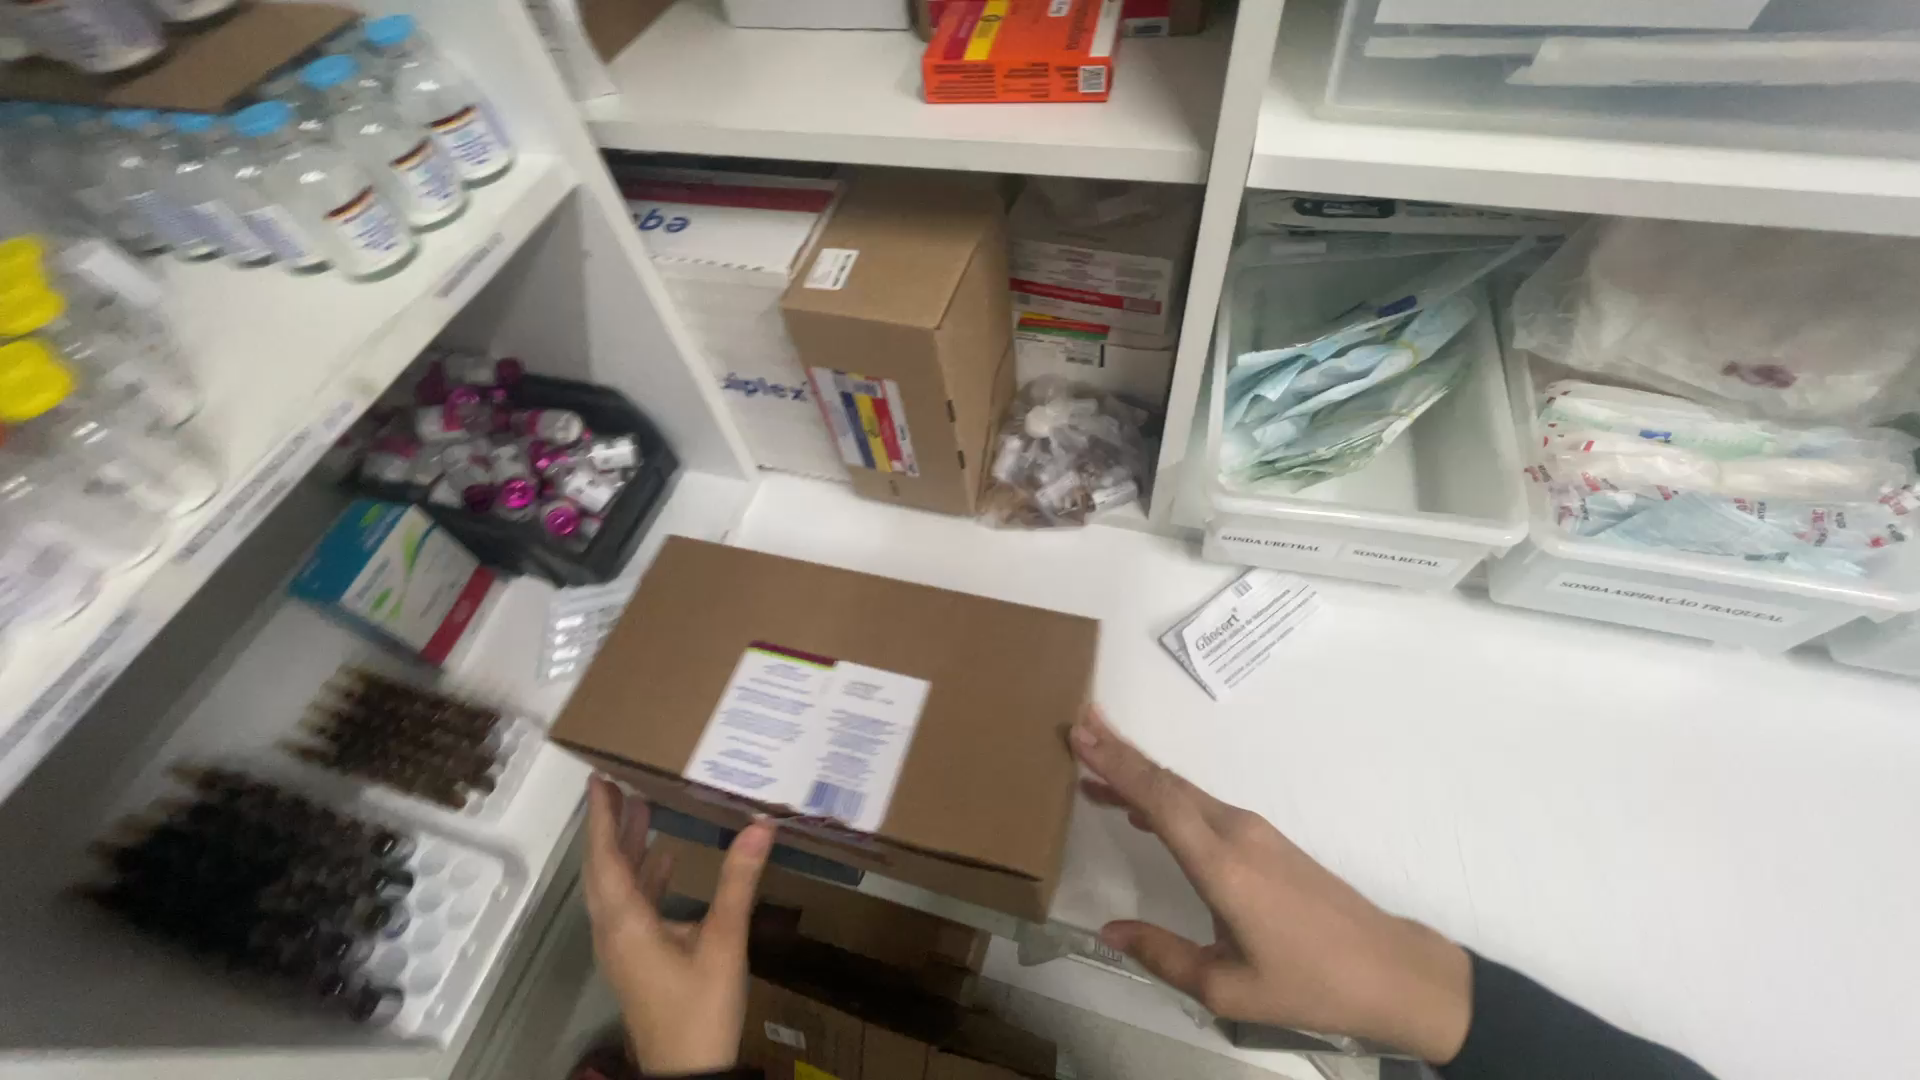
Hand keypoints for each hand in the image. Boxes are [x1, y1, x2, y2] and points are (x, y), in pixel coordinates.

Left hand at [583, 775, 775, 1074]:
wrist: (689, 1073)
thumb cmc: (701, 1008)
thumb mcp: (725, 942)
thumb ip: (738, 882)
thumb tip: (760, 825)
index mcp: (626, 924)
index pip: (607, 859)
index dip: (603, 819)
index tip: (600, 781)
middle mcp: (614, 931)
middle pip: (602, 869)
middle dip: (609, 825)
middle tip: (618, 784)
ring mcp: (623, 948)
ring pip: (615, 886)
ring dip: (625, 847)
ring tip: (641, 807)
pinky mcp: (636, 958)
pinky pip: (630, 904)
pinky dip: (641, 875)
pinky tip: (663, 859)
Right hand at [1070, 707, 1472, 1063]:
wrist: (1390, 970)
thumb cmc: (1309, 982)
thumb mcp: (1229, 989)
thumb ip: (1163, 955)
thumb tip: (1108, 930)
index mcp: (1221, 863)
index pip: (1158, 799)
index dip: (1117, 765)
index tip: (1081, 735)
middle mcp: (1233, 831)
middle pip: (1166, 781)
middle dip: (1119, 751)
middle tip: (1077, 725)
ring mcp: (1251, 829)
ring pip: (1181, 790)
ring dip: (1137, 772)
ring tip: (1093, 761)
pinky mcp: (1261, 837)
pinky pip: (1198, 805)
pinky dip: (1161, 796)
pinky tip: (1137, 808)